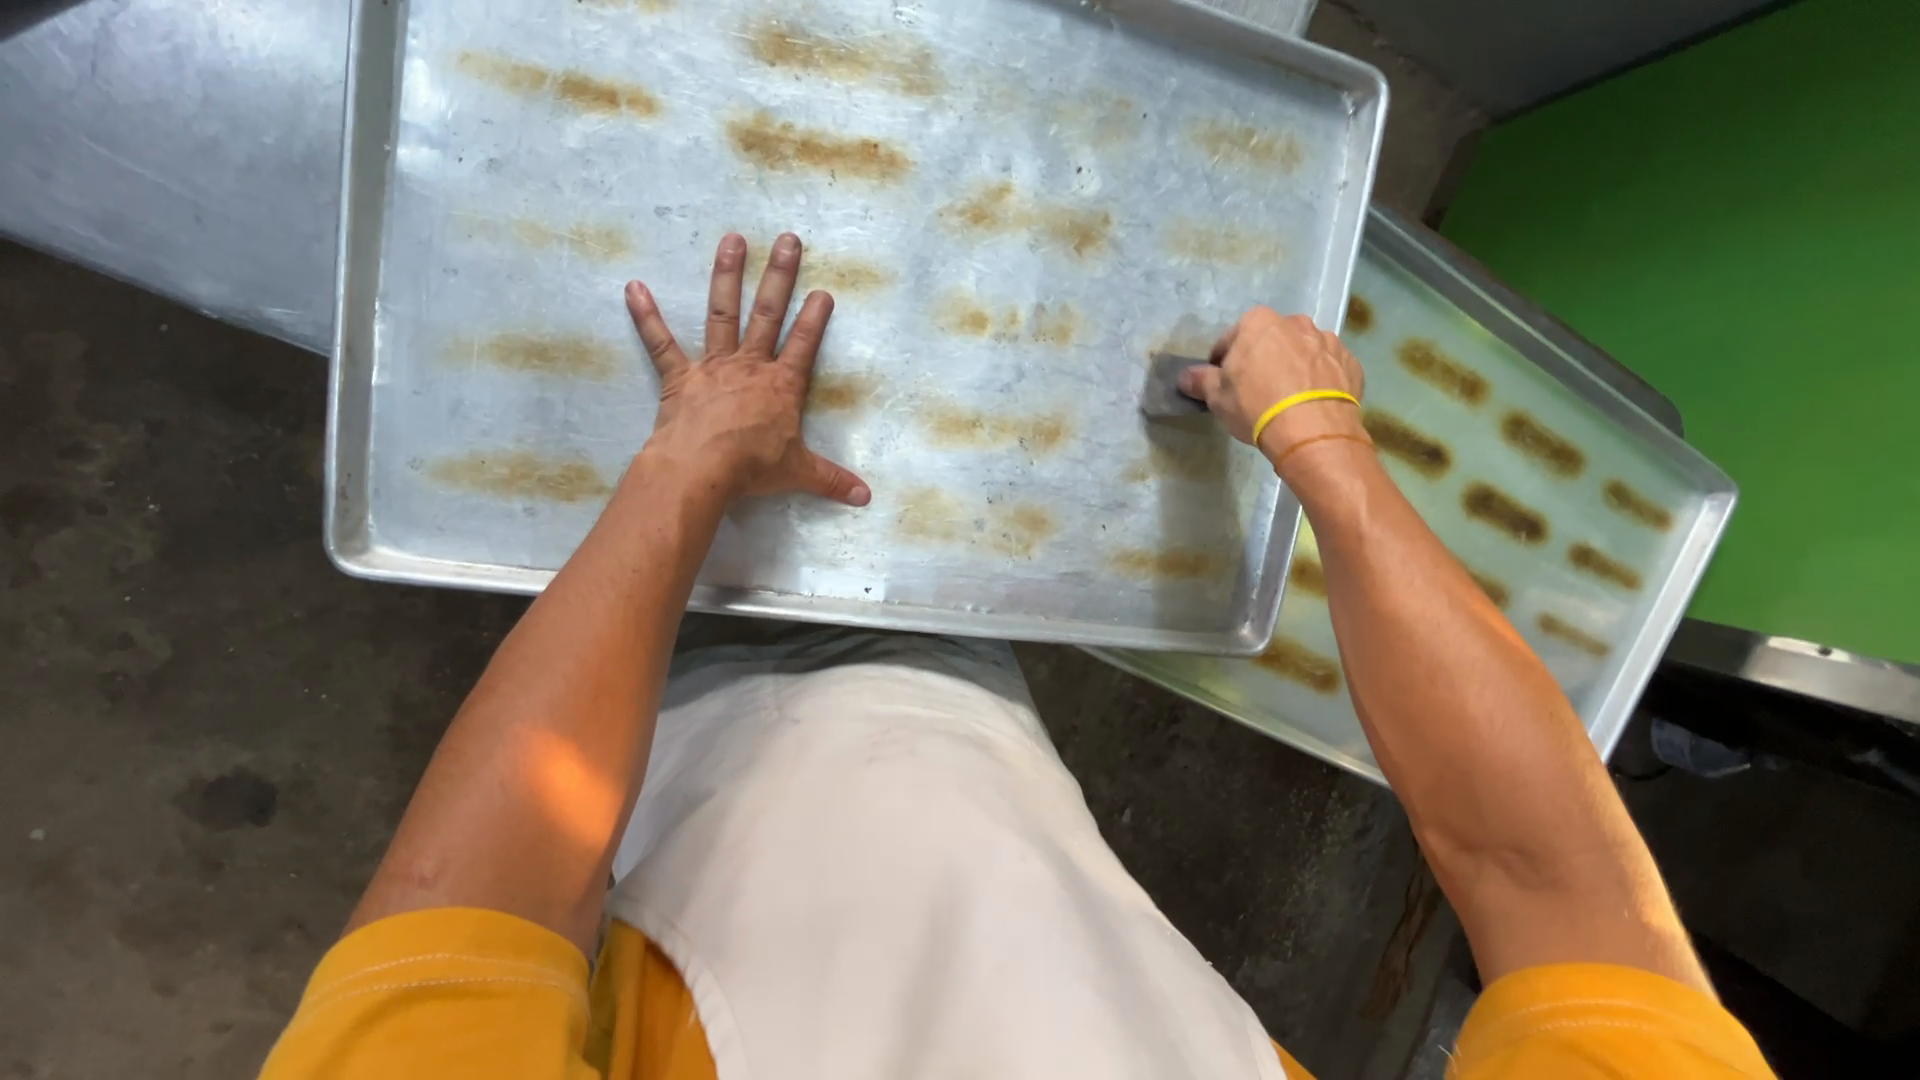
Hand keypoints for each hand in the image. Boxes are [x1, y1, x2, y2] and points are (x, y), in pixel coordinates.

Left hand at [625, 233, 870, 506]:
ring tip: (732, 239)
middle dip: (780, 276)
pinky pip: (661, 342)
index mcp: (782, 385)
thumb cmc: (754, 468)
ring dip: (727, 275)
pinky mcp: (680, 377)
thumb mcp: (800, 473)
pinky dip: (646, 316)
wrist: (704, 468)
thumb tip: (866, 498)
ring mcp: (714, 366)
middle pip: (769, 313)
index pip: (804, 344)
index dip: (815, 318)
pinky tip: (633, 287)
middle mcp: (751, 366)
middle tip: (788, 240)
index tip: (823, 291)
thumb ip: (833, 480)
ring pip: (723, 313)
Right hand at [1178, 308, 1367, 467]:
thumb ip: (1199, 380)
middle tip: (1255, 390)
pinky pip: (1327, 368)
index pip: (1231, 339)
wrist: (1311, 429)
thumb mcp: (1216, 397)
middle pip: (1270, 340)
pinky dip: (1319, 380)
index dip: (1224, 362)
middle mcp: (1296, 323)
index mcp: (1258, 323)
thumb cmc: (1256, 406)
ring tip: (1287, 398)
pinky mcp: (1350, 363)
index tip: (1224, 383)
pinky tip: (1310, 403)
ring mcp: (1328, 340)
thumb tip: (1186, 376)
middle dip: (1262, 359)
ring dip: (1293, 366)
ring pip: (1302, 351)